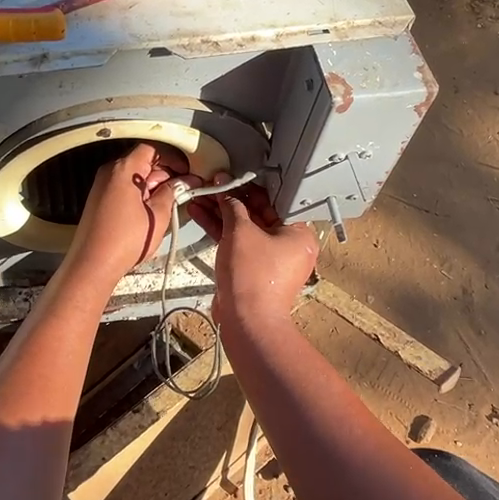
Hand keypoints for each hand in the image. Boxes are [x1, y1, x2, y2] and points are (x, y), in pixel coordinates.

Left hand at [65, 143, 189, 284]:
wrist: (93, 265)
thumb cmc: (123, 241)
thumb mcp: (158, 215)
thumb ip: (172, 193)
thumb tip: (181, 183)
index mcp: (123, 170)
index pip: (152, 149)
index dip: (173, 157)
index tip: (186, 170)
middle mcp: (109, 173)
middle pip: (142, 161)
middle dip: (165, 172)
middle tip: (184, 188)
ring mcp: (102, 186)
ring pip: (134, 176)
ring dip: (154, 184)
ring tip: (171, 202)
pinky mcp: (99, 201)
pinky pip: (124, 188)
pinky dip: (140, 193)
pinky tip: (153, 209)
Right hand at [183, 174, 318, 324]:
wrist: (246, 321)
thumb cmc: (253, 276)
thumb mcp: (241, 232)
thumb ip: (231, 207)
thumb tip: (224, 191)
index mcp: (299, 233)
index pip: (274, 200)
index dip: (250, 187)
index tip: (230, 178)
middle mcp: (288, 246)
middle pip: (257, 214)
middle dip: (230, 200)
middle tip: (211, 185)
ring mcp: (269, 260)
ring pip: (244, 229)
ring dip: (221, 214)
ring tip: (199, 198)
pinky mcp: (251, 271)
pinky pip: (237, 244)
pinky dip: (221, 232)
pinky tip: (200, 215)